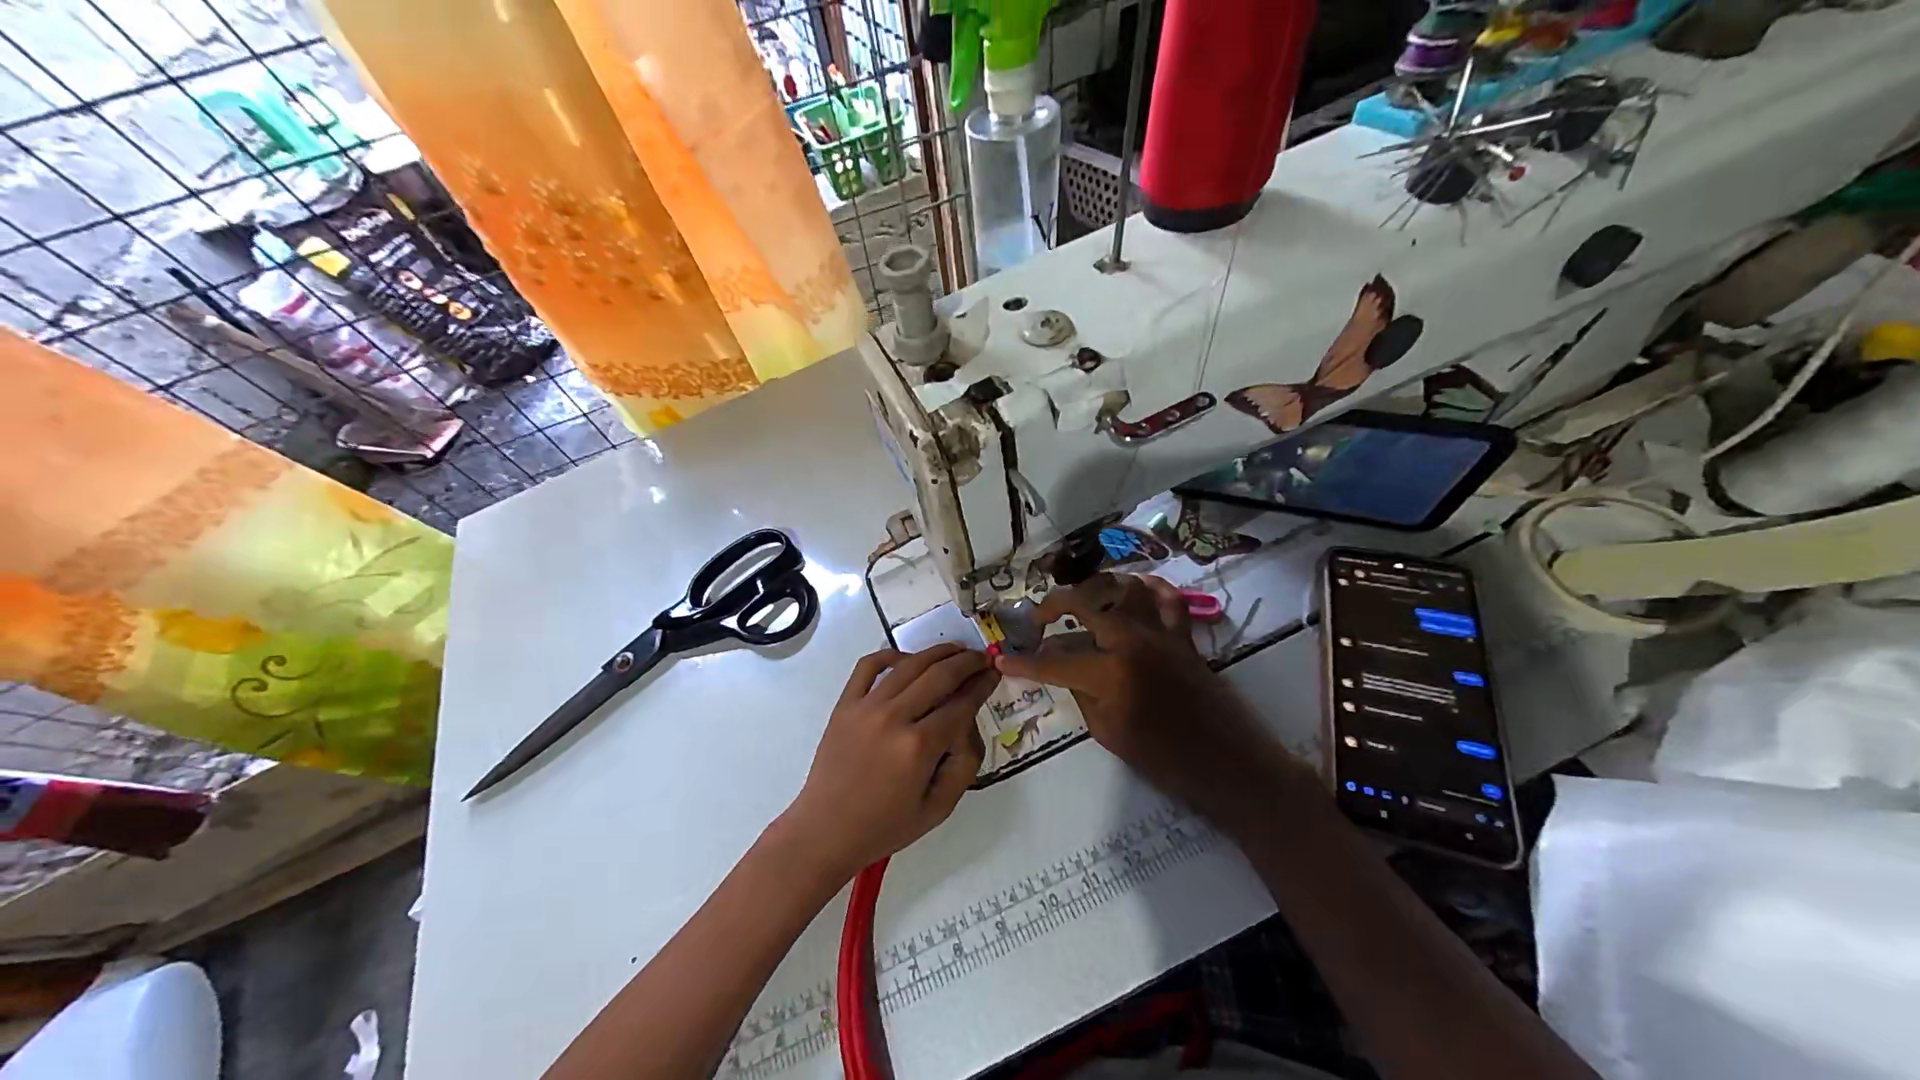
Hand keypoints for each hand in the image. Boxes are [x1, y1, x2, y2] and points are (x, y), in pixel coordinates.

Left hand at [779, 644, 995, 879]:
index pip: (961, 704)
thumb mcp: (938, 808)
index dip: (982, 685)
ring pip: (909, 664)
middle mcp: (894, 718)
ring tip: (956, 650)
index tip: (994, 674)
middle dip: (967, 662)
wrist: (826, 830)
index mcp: (919, 746)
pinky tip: (907, 657)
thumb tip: (968, 724)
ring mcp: (866, 707)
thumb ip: (963, 764)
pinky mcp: (845, 705)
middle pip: (940, 675)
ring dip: (937, 652)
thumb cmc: (885, 825)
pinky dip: (890, 654)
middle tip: (982, 658)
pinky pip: (868, 666)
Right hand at [994, 574, 1305, 821]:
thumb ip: (1082, 692)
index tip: (1003, 659)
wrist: (1226, 764)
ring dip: (1096, 588)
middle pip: (1085, 601)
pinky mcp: (1183, 636)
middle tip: (1038, 620)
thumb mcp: (1108, 732)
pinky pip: (1166, 598)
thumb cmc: (1163, 759)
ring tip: (1080, 602)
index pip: (1055, 660)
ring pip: (1124, 586)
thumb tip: (1065, 668)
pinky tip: (1132, 592)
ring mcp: (1162, 633)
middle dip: (1052, 604)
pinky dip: (1148, 589)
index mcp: (1111, 672)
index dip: (1025, 663)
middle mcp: (1134, 641)